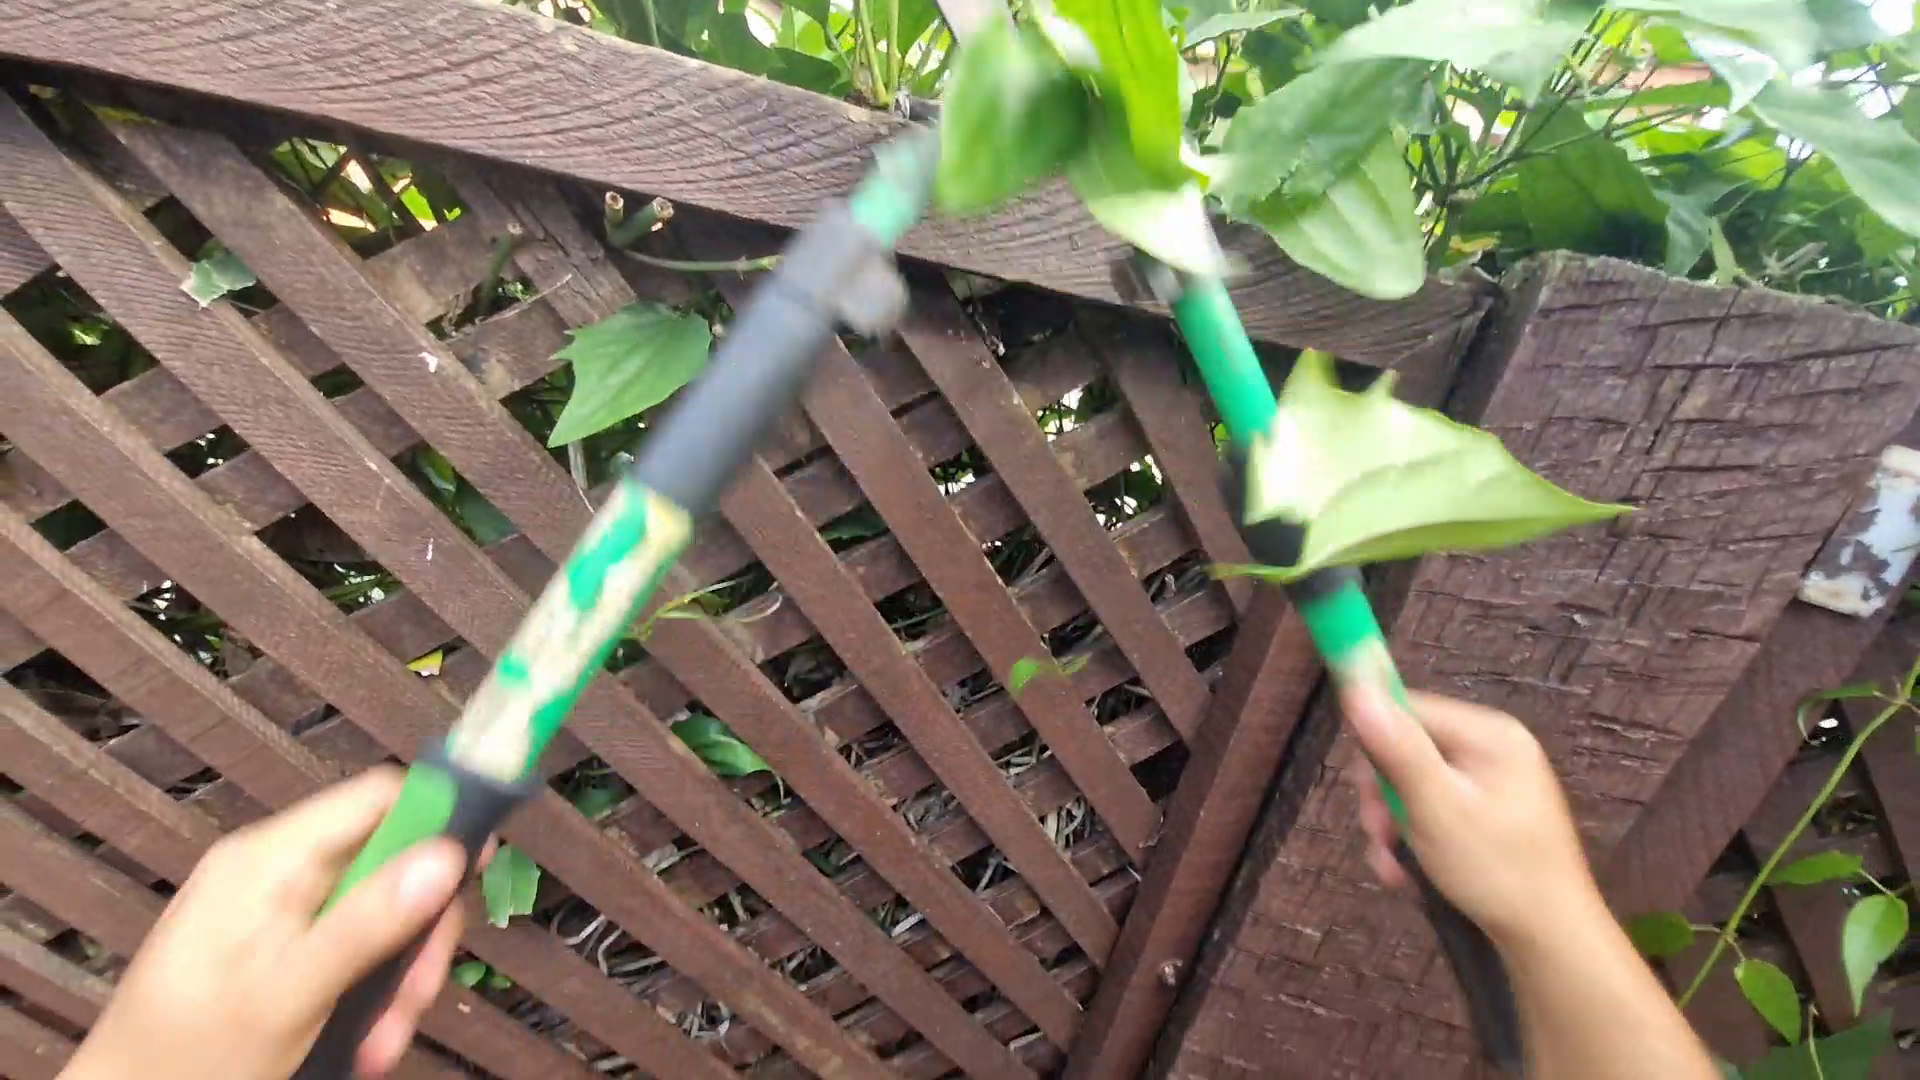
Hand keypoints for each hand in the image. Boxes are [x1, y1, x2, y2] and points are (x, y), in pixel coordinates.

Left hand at [61, 769, 469, 1079]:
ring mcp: (290, 909)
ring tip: (390, 1034)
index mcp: (271, 857)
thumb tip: (455, 853)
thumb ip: (369, 920)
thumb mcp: (286, 993)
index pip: (380, 796)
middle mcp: (286, 869)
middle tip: (424, 988)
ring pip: (392, 907)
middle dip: (421, 927)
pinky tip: (371, 1036)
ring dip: (406, 971)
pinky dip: (382, 987)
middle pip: (397, 860)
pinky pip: (369, 941)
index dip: (440, 814)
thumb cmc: (189, 1058)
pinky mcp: (296, 945)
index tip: (478, 863)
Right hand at [1341, 686, 1604, 947]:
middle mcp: (1490, 745)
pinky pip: (1427, 803)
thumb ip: (1395, 746)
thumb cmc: (1495, 869)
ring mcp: (1489, 778)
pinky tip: (1406, 868)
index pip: (1404, 709)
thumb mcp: (1434, 806)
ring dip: (1389, 823)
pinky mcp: (1483, 807)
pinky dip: (1409, 833)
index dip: (1373, 746)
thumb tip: (1355, 686)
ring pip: (1407, 780)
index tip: (1363, 791)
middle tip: (1379, 835)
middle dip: (1381, 796)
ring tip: (1393, 862)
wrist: (1551, 944)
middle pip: (1401, 747)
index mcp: (1487, 733)